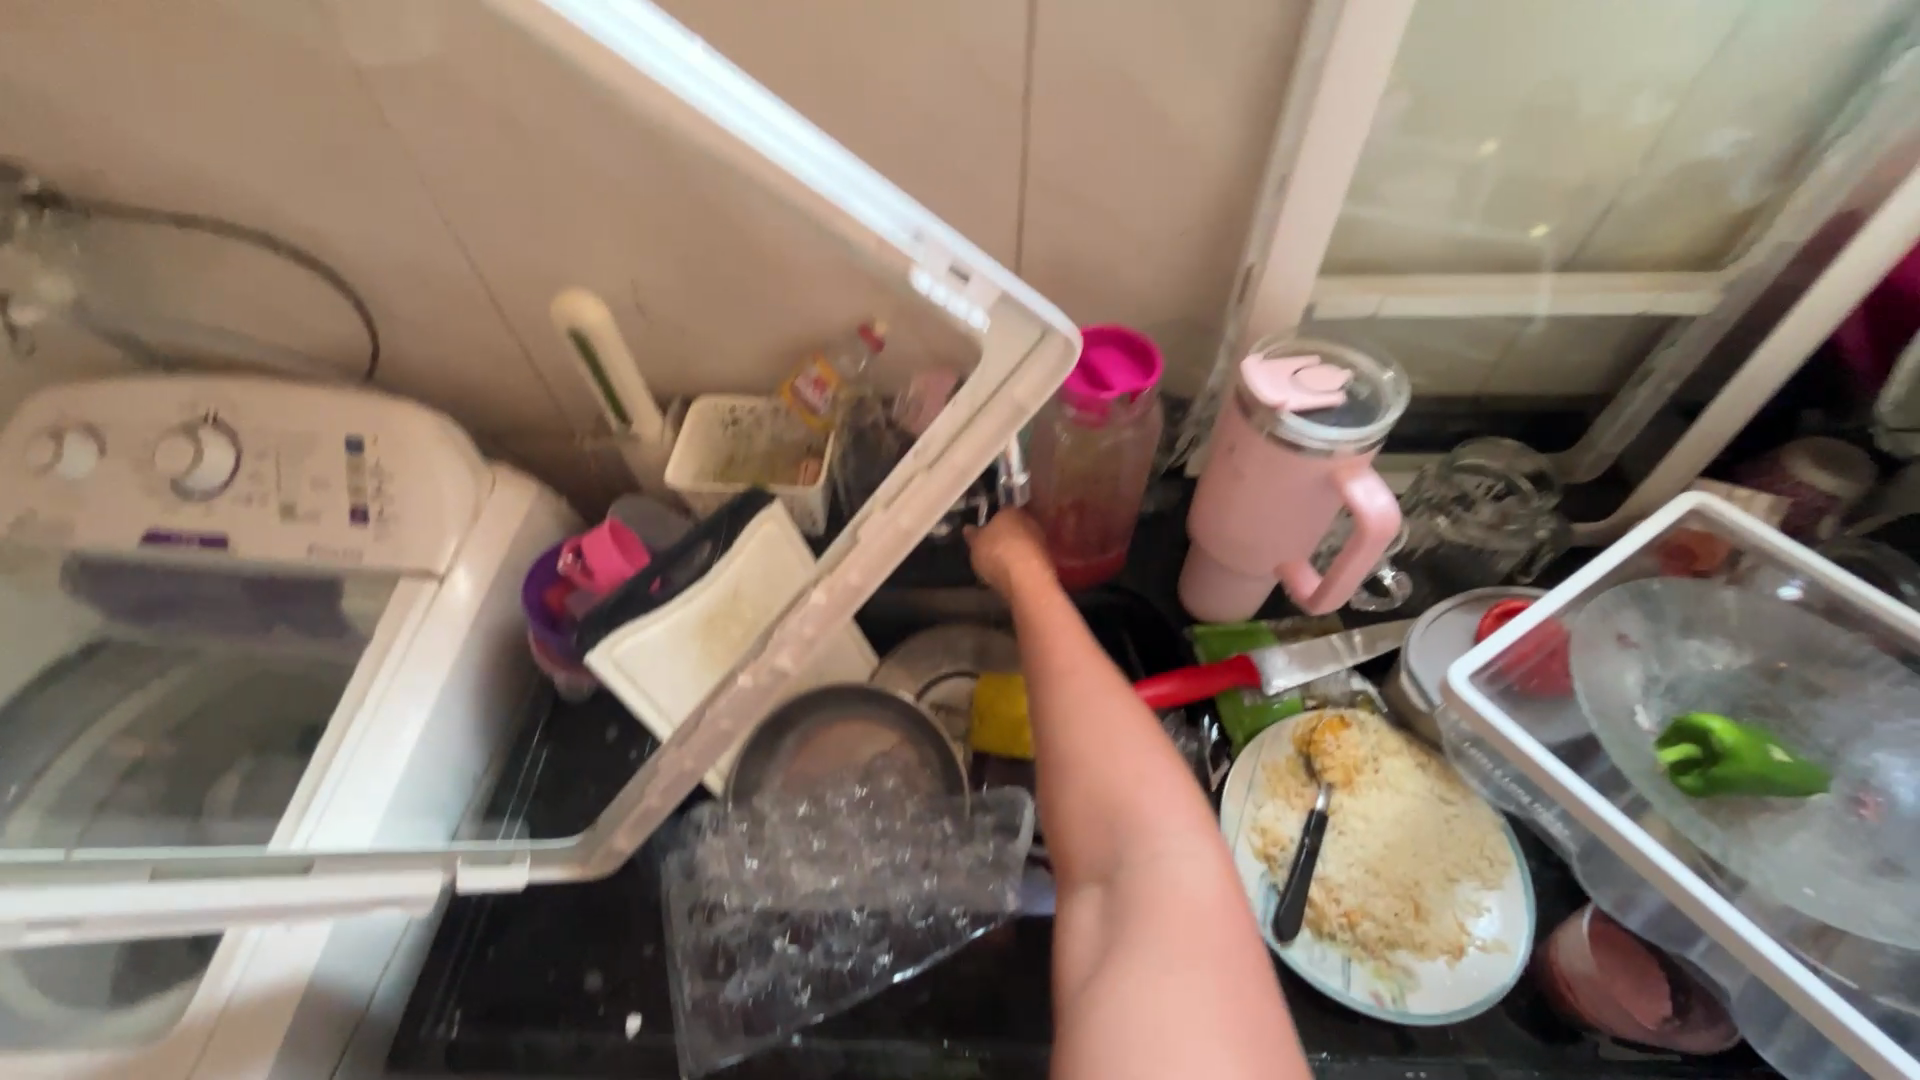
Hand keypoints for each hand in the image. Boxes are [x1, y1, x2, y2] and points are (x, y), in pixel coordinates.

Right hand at [965, 508, 1053, 597]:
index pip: (1001, 510)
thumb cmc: (996, 553)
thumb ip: (973, 535)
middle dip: (1005, 535)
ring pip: (1024, 541)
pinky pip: (1030, 558)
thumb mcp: (975, 544)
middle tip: (992, 548)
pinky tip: (1013, 574)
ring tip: (1001, 564)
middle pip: (1015, 525)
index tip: (984, 531)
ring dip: (1015, 550)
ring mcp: (1041, 540)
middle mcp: (1029, 520)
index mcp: (1010, 510)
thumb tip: (968, 528)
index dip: (992, 520)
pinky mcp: (1047, 559)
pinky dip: (1022, 564)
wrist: (1026, 578)